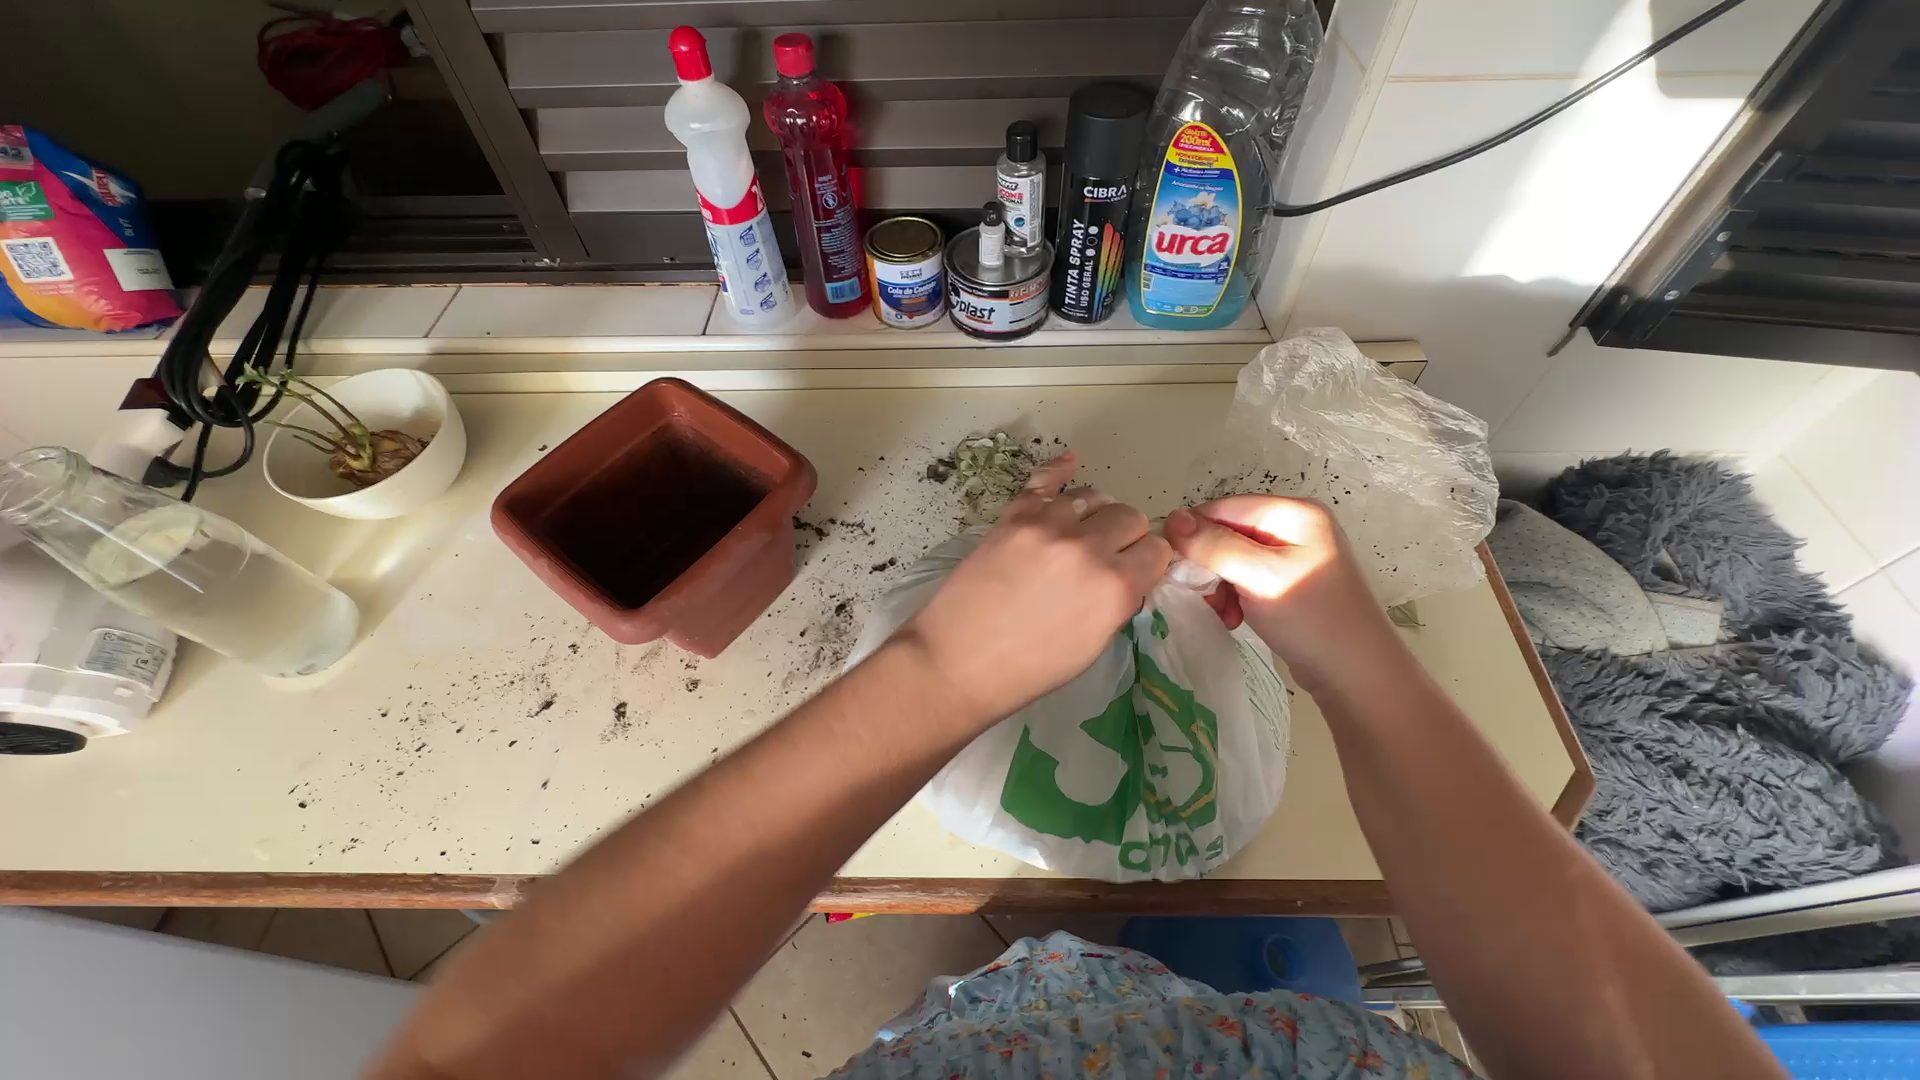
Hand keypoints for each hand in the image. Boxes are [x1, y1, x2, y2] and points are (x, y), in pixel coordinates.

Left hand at [900, 452, 1171, 725]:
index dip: (1147, 561)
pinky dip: (1059, 471)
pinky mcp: (1013, 517)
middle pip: (1128, 517)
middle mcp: (1088, 548)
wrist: (958, 661)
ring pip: (1092, 496)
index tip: (1136, 568)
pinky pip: (1044, 480)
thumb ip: (1117, 600)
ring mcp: (1048, 526)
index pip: (1156, 550)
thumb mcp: (1092, 644)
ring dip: (1094, 513)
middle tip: (1106, 555)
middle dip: (1125, 536)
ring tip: (1082, 531)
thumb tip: (1127, 572)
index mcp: (1116, 588)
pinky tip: (1070, 462)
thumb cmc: (1028, 669)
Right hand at [1165, 496, 1398, 689]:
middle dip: (1207, 565)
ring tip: (1221, 613)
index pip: (1223, 507)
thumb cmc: (1312, 619)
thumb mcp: (1259, 577)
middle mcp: (1293, 525)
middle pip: (1226, 532)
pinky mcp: (1286, 580)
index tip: (1175, 570)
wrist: (1356, 674)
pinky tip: (1233, 618)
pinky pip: (1244, 577)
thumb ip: (1214, 546)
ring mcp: (1291, 554)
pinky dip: (1232, 596)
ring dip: (1217, 585)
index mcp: (1293, 512)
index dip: (1193, 534)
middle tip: (1203, 598)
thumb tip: (1170, 518)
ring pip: (1230, 557)